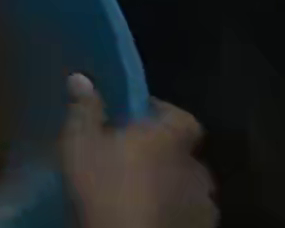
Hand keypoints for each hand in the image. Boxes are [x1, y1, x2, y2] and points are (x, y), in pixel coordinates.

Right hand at [62, 74, 216, 227]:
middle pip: (182, 151)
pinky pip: (187, 205)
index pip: (184, 118)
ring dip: (166, 175)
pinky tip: (145, 205)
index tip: (136, 110)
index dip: (164, 111)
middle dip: (159, 147)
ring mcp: (204, 204)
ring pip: (186, 180)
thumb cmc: (103, 183)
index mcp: (166, 142)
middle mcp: (194, 170)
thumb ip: (85, 108)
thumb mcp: (80, 139)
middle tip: (125, 147)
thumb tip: (83, 78)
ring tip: (133, 179)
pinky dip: (170, 201)